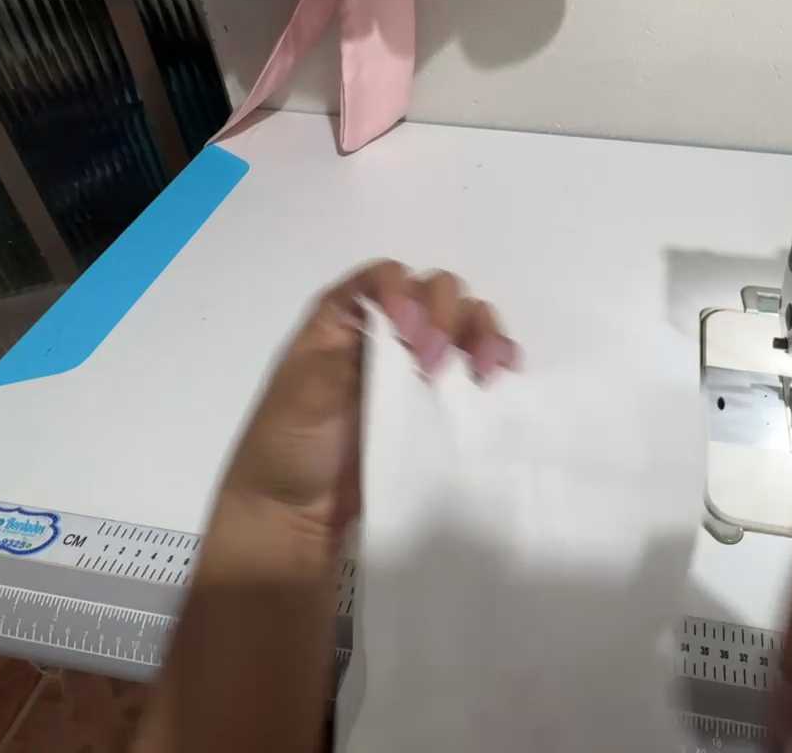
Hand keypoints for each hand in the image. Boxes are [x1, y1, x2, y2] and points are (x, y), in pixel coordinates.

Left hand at [209, 260, 517, 571]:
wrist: (299, 514)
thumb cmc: (289, 446)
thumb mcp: (304, 391)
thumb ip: (350, 352)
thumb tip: (409, 329)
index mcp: (347, 316)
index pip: (387, 276)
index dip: (405, 292)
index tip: (408, 331)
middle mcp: (389, 328)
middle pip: (436, 289)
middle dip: (445, 315)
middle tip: (432, 362)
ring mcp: (420, 360)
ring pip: (467, 317)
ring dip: (481, 331)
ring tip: (481, 369)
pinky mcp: (444, 394)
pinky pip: (482, 358)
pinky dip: (498, 357)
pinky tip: (502, 374)